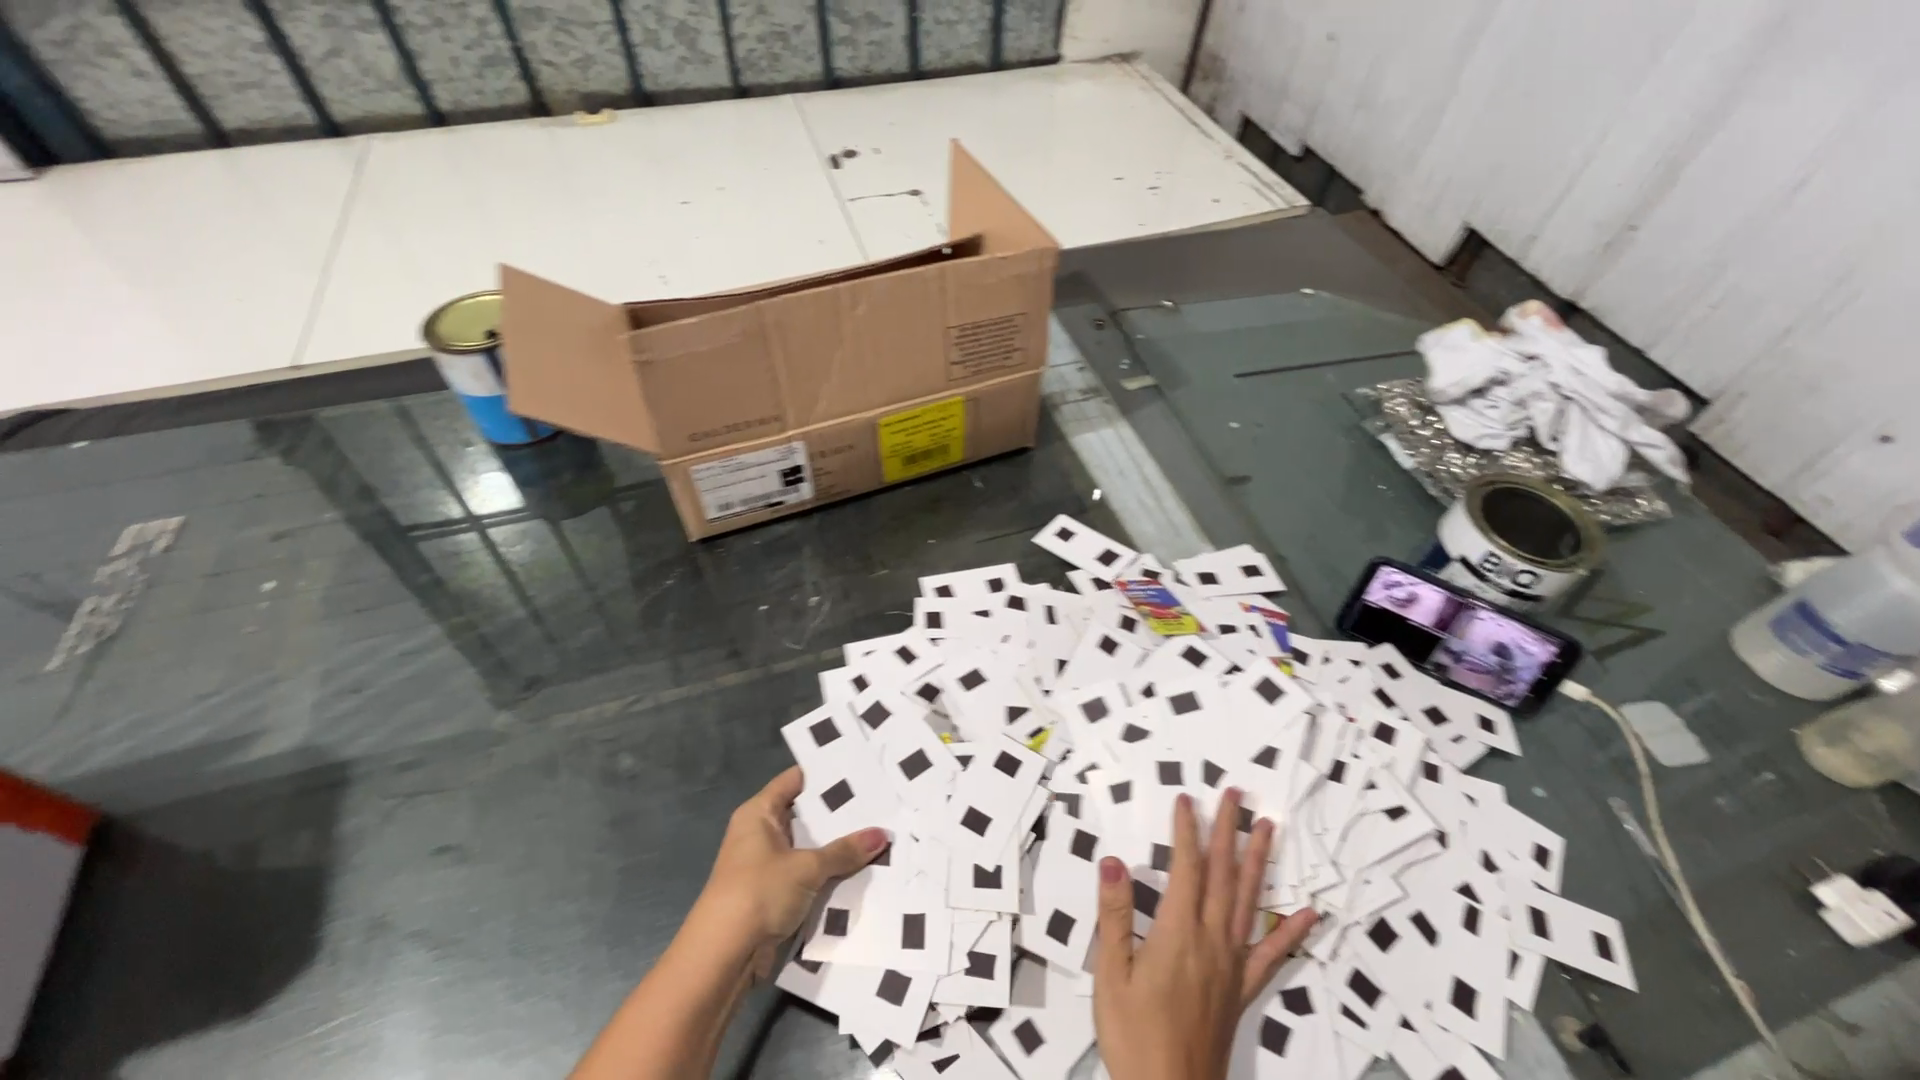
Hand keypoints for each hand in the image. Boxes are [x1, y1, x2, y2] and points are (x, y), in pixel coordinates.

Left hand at [693, 766, 888, 956]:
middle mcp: (761, 834)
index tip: (862, 768)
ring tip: (882, 834)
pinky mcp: (775, 894)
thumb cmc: (758, 892)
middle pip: (806, 815)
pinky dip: (830, 874)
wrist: (724, 955)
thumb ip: (844, 851)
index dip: (826, 773)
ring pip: (810, 848)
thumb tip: (882, 834)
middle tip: (882, 803)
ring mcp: (768, 865)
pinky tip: (864, 870)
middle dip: (840, 814)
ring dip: (838, 848)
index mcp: (759, 814)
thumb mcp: (806, 868)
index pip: (795, 780)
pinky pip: (809, 875)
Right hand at [1092, 789, 1318, 1079]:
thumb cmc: (1134, 1035)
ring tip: (1269, 829)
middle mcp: (1212, 941)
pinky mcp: (1241, 989)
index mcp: (1178, 934)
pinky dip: (1292, 932)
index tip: (1186, 800)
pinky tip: (1309, 914)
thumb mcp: (1111, 976)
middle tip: (1235, 795)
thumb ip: (1114, 917)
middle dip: (1227, 832)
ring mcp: (1232, 965)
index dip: (1186, 831)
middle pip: (1223, 876)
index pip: (1186, 870)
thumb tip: (1113, 862)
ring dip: (1258, 863)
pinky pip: (1272, 956)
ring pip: (1249, 903)